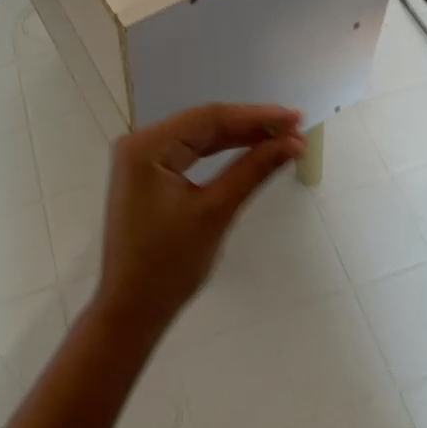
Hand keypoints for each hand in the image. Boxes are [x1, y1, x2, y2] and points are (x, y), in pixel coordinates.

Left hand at [93, 104, 305, 332]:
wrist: (131, 311)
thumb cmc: (169, 265)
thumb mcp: (215, 212)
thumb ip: (253, 170)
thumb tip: (292, 142)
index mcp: (147, 146)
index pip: (209, 118)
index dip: (256, 116)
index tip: (295, 118)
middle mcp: (139, 143)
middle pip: (203, 124)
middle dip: (250, 126)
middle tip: (294, 127)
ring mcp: (141, 159)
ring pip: (198, 138)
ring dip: (238, 138)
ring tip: (281, 136)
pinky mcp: (148, 176)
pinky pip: (189, 155)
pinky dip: (220, 154)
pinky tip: (249, 150)